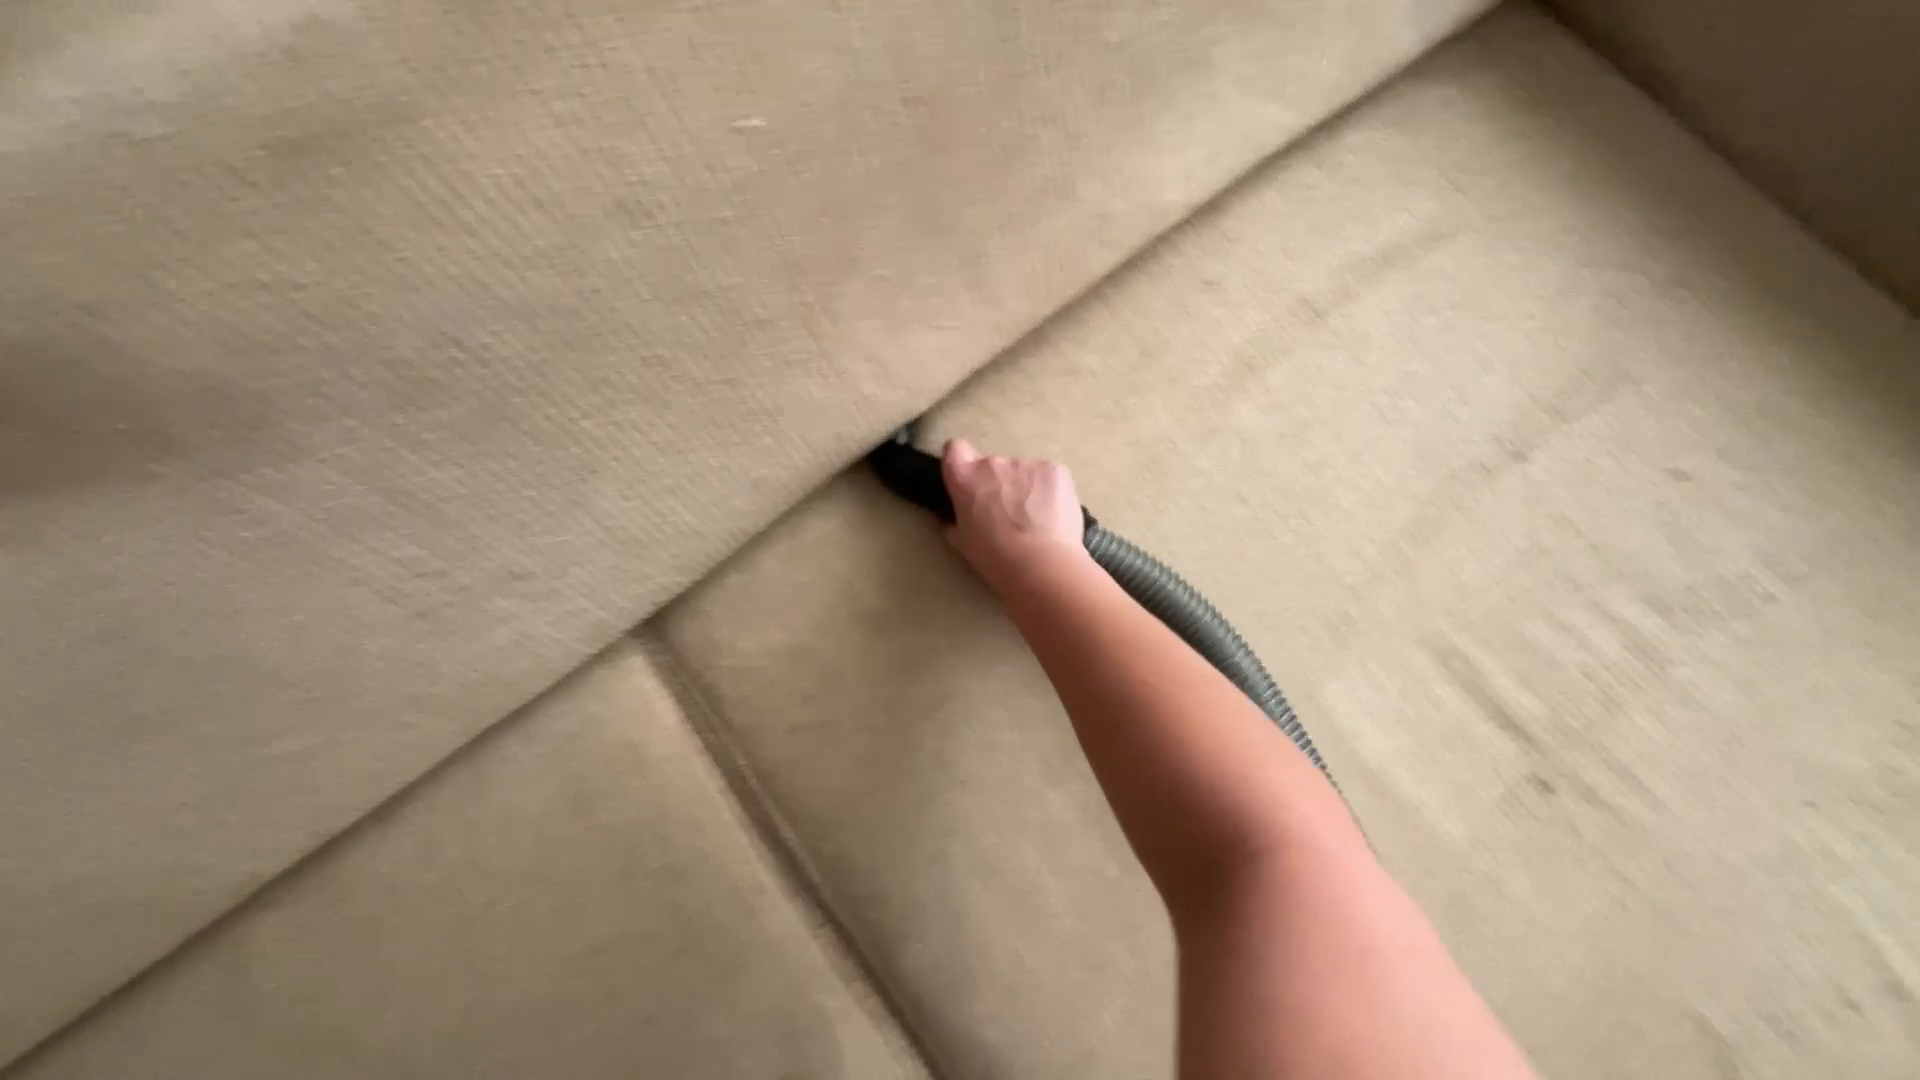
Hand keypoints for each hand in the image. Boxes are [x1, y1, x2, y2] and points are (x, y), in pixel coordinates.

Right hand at [941, 438, 1090, 585]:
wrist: (1042, 565)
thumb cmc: (996, 558)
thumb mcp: (963, 544)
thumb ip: (954, 524)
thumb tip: (949, 520)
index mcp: (965, 478)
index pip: (955, 449)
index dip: (961, 462)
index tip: (970, 480)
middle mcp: (994, 463)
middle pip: (994, 466)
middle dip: (999, 484)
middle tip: (1008, 514)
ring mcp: (1027, 463)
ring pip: (1024, 472)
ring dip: (1026, 488)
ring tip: (1036, 520)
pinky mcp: (1055, 470)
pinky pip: (1048, 477)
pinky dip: (1050, 492)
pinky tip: (1053, 516)